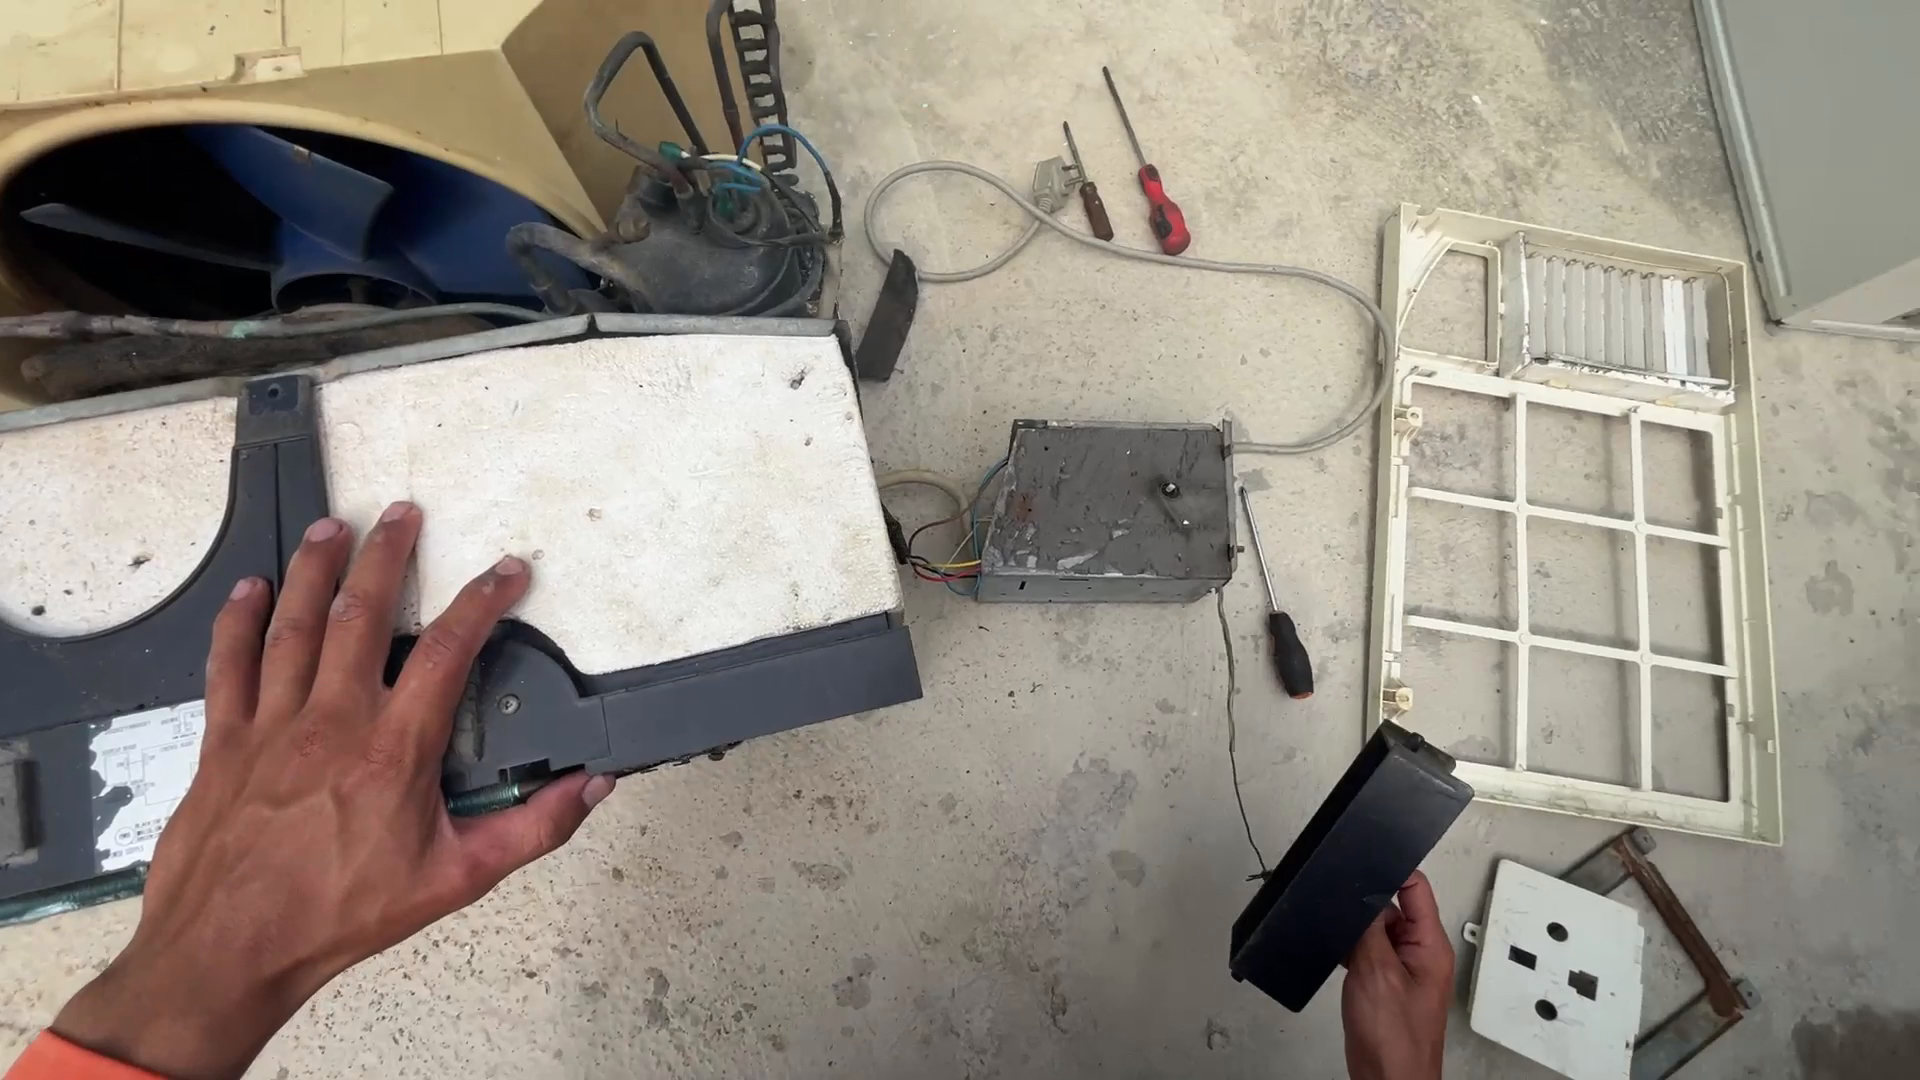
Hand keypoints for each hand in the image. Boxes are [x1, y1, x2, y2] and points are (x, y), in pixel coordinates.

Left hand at [51, 504, 614, 1079]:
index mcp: (395, 746)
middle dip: (386, 557)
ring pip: (292, 629)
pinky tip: (251, 589)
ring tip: (334, 527)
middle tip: (405, 513)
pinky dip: (238, 624)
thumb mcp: (462, 876)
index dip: (483, 601)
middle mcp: (332, 721)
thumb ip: (537, 827)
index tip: (508, 571)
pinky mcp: (223, 744)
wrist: (225, 959)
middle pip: (360, 617)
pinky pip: (228, 669)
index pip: (448, 650)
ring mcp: (270, 727)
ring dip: (314, 571)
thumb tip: (597, 785)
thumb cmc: (347, 912)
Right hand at [1340, 871, 1453, 1079]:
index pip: (1416, 888)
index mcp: (1430, 946)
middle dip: (1364, 897)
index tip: (1360, 856)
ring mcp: (1400, 965)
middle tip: (1338, 896)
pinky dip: (1347, 941)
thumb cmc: (1393, 1035)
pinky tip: (1333, 944)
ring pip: (1374, 924)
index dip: (1391, 868)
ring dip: (1354, 923)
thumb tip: (1362, 892)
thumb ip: (1369, 926)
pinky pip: (1364, 945)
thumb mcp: (1377, 971)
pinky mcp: (1380, 978)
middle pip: (1391, 903)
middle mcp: (1418, 951)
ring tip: (1335, 925)